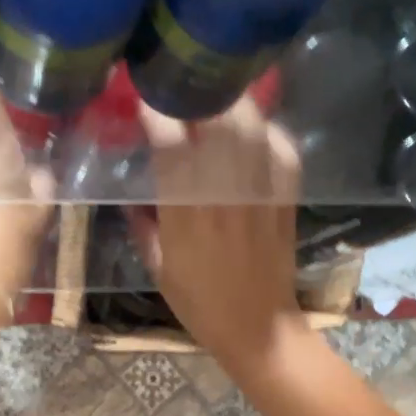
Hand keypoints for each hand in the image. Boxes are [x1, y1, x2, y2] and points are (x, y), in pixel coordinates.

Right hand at [131, 95, 305, 373]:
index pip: (170, 145)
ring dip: (232, 105)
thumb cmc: (200, 303)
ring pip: (250, 127)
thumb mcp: (159, 269)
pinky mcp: (284, 197)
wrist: (257, 327)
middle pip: (216, 121)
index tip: (147, 97)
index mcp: (184, 212)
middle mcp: (222, 193)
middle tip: (186, 88)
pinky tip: (255, 129)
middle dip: (198, 96)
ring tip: (217, 98)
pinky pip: (281, 148)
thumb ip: (143, 227)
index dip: (157, 113)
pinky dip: (268, 131)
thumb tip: (131, 198)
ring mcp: (258, 192)